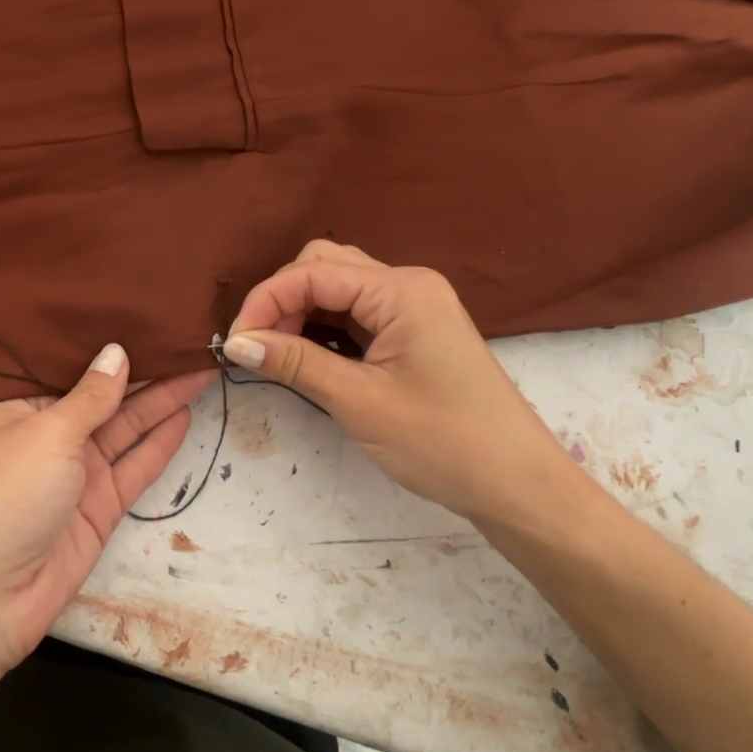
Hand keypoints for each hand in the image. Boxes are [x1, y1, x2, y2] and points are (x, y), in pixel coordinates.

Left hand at [0, 347, 215, 678]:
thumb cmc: (6, 495)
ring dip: (161, 403)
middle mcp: (49, 437)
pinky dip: (158, 444)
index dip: (107, 347)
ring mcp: (76, 475)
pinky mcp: (99, 510)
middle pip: (104, 398)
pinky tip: (185, 414)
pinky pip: (134, 468)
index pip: (71, 369)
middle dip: (144, 373)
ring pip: (125, 430)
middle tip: (189, 341)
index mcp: (21, 409)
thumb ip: (90, 396)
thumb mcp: (48, 434)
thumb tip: (116, 351)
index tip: (144, 317)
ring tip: (200, 367)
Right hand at [221, 240, 566, 522]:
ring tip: (277, 355)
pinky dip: (323, 326)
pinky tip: (308, 356)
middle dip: (281, 300)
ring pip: (337, 286)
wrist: (518, 485)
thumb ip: (294, 362)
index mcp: (401, 290)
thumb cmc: (442, 442)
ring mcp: (414, 306)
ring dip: (299, 312)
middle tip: (258, 348)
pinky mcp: (414, 329)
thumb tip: (235, 342)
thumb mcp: (358, 402)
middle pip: (323, 266)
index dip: (264, 301)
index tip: (234, 344)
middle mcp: (407, 284)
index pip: (311, 273)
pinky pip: (355, 310)